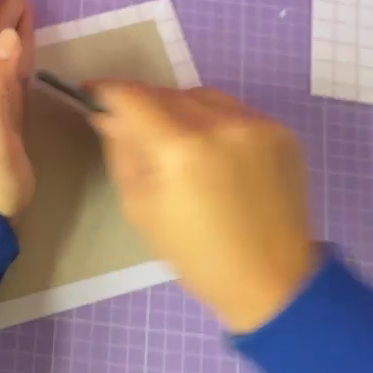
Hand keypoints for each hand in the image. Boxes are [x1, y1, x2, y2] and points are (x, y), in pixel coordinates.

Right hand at [89, 84, 321, 332]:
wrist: (272, 281)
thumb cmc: (196, 254)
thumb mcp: (140, 207)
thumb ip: (123, 151)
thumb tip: (108, 115)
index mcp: (180, 149)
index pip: (134, 97)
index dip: (108, 91)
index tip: (92, 94)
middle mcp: (220, 125)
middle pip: (166, 92)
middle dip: (143, 104)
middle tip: (132, 128)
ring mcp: (255, 125)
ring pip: (200, 96)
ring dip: (179, 110)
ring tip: (177, 143)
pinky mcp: (280, 131)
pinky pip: (233, 111)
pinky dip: (213, 122)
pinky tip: (213, 153)